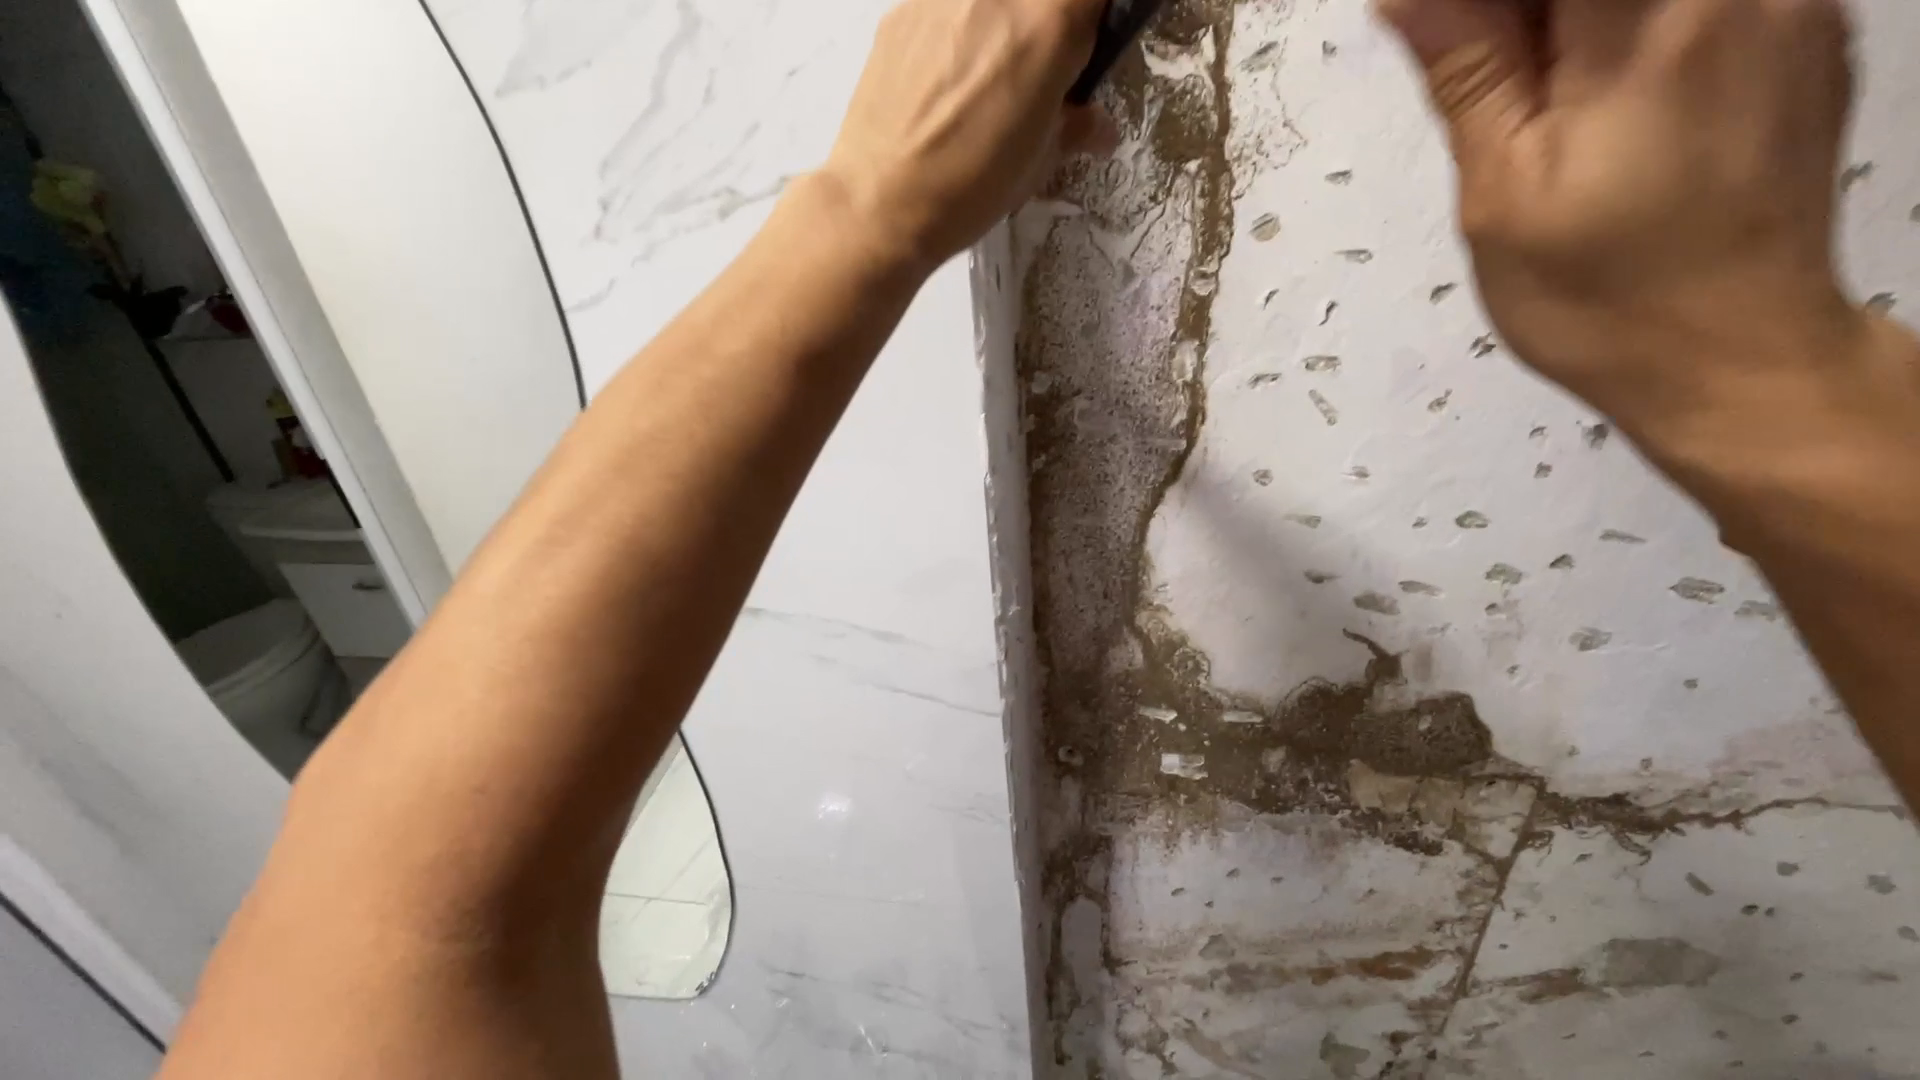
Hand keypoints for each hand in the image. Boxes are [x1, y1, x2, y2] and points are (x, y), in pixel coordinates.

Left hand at [817, 0, 1118, 269]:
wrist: (882, 203)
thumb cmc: (967, 189)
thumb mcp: (1039, 163)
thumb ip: (1074, 125)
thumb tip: (1094, 124)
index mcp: (1050, 25)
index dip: (1092, 22)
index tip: (1083, 50)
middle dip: (1043, 26)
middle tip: (1031, 75)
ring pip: (990, 3)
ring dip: (996, 29)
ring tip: (980, 81)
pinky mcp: (902, 10)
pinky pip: (947, 7)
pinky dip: (956, 33)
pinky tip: (942, 84)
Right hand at [1380, 0, 1866, 432]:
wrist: (1735, 356)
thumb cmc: (1595, 298)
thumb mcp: (1500, 196)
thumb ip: (1467, 75)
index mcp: (1647, 32)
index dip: (1468, 3)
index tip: (1429, 35)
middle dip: (1513, 15)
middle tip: (1470, 65)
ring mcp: (1792, 3)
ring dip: (1560, 26)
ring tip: (1528, 92)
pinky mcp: (1808, 32)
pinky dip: (1620, 29)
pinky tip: (1595, 93)